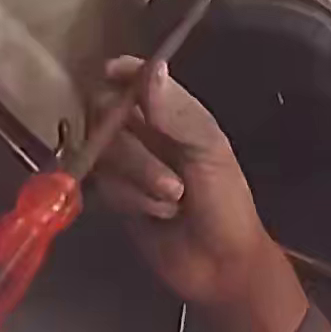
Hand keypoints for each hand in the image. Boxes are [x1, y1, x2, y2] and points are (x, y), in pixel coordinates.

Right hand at [94, 56, 307, 331]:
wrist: (220, 264)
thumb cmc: (226, 199)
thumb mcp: (209, 150)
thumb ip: (176, 112)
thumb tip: (152, 67)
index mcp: (174, 113)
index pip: (138, 80)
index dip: (123, 72)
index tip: (110, 73)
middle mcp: (146, 132)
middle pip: (108, 115)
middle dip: (134, 150)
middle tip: (169, 178)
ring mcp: (128, 163)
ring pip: (105, 152)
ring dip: (140, 179)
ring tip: (174, 200)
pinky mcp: (115, 194)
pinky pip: (105, 184)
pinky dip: (132, 200)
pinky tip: (158, 215)